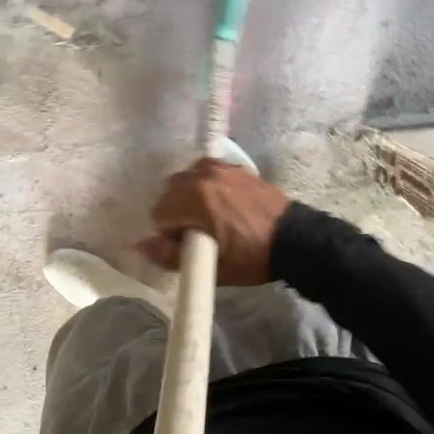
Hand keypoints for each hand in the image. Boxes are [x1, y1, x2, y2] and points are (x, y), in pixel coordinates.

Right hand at [134, 158, 291, 286]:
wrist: (294, 240)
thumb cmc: (251, 257)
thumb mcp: (211, 265)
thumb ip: (170, 256)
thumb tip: (139, 246)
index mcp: (194, 197)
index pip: (160, 213)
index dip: (169, 233)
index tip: (187, 245)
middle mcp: (203, 175)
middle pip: (170, 191)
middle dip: (176, 212)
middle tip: (196, 233)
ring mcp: (222, 168)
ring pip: (188, 178)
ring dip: (189, 196)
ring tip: (207, 217)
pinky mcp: (237, 168)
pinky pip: (208, 171)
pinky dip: (205, 185)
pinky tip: (220, 203)